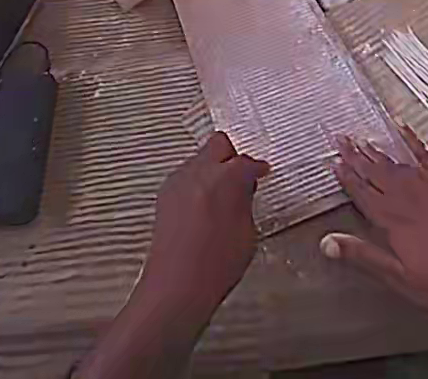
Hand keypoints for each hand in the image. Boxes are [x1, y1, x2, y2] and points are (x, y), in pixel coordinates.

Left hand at [74, 133, 269, 378]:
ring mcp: (179, 179)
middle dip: (232, 155)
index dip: (257, 167)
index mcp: (225, 179)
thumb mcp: (247, 235)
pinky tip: (203, 205)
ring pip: (201, 158)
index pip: (246, 161)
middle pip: (219, 144)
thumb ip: (245, 202)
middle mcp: (199, 171)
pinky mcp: (166, 191)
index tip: (261, 171)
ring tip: (222, 194)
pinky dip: (198, 182)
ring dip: (213, 168)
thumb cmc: (216, 265)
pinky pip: (187, 175)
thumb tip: (243, 189)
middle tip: (241, 173)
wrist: (177, 283)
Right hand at [325, 131, 427, 337]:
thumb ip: (365, 257)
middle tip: (340, 138)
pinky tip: (404, 131)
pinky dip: (412, 141)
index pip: (361, 192)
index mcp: (393, 218)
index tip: (333, 161)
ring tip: (361, 137)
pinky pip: (426, 154)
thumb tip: (327, 243)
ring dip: (376, 148)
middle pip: (375, 170)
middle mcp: (408, 195)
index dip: (346, 177)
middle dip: (355, 155)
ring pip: (396, 161)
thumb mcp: (405, 281)